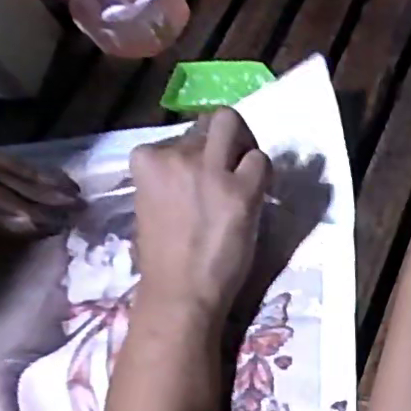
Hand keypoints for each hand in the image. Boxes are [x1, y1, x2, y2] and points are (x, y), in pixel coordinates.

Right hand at [131, 109, 271, 317]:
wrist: (180, 289)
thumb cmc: (166, 257)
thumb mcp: (156, 202)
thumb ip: (174, 178)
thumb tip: (200, 169)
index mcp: (145, 157)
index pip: (184, 134)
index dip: (204, 151)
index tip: (211, 173)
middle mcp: (175, 154)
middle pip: (214, 120)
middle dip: (231, 135)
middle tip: (240, 162)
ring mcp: (208, 170)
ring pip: (236, 128)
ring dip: (249, 150)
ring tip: (251, 180)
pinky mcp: (239, 191)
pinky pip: (261, 161)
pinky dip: (265, 174)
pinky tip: (261, 195)